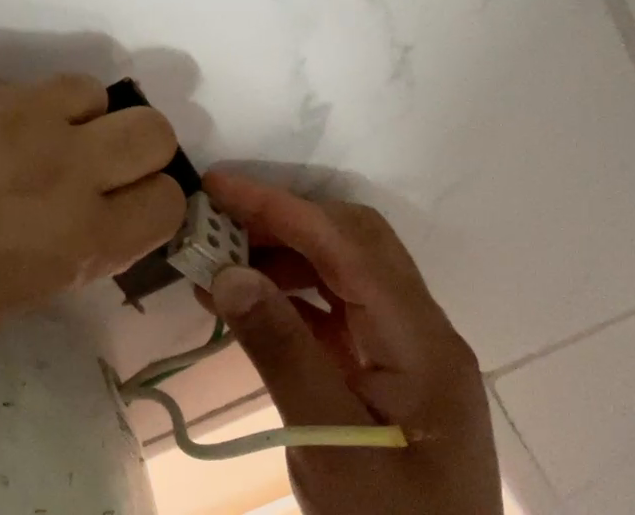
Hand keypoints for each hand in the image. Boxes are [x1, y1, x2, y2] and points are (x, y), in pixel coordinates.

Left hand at [0, 76, 186, 346]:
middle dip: (136, 150)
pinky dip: (20, 108)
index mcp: (74, 238)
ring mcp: (12, 116)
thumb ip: (72, 256)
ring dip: (80, 117)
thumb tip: (100, 217)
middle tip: (98, 165)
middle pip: (150, 129)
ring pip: (90, 89)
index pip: (167, 200)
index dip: (152, 204)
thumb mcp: (14, 300)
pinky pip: (23, 86)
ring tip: (40, 140)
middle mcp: (58, 166)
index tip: (127, 206)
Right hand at [197, 172, 500, 514]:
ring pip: (339, 272)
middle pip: (352, 244)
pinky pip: (329, 311)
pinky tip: (234, 301)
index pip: (348, 247)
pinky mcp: (380, 376)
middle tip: (212, 218)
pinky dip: (282, 295)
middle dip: (280, 220)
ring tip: (212, 259)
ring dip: (277, 255)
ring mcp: (402, 354)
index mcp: (422, 343)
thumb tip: (228, 271)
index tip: (216, 187)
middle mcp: (419, 333)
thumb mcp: (332, 447)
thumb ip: (283, 353)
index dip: (280, 208)